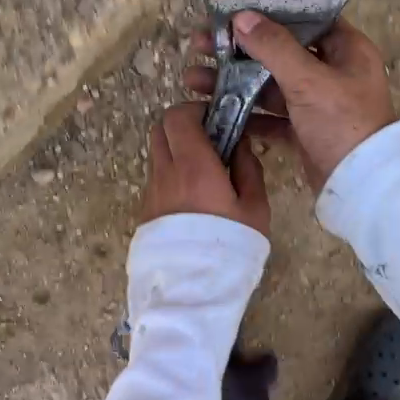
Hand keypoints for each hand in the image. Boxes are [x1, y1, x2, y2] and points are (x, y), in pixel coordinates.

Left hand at [140, 102, 270, 235]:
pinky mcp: (145, 212)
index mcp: (194, 166)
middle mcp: (165, 174)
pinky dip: (170, 177)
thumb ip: (248, 170)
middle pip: (159, 129)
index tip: (215, 120)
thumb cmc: (231, 246)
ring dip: (175, 153)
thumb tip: (240, 146)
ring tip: (202, 174)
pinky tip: (191, 199)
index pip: (178, 116)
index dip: (194, 110)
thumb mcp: (255, 208)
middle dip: (181, 127)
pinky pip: (155, 181)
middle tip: (207, 142)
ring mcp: (151, 193)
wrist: (194, 289)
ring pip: (156, 155)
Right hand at [183, 12, 396, 191]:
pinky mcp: (303, 131)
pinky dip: (245, 113)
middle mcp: (332, 71)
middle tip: (199, 45)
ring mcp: (316, 103)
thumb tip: (241, 17)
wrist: (359, 183)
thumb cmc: (342, 123)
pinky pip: (269, 116)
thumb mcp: (308, 80)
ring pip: (268, 85)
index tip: (230, 12)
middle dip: (238, 50)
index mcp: (346, 48)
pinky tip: (216, 109)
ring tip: (193, 79)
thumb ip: (274, 48)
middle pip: (278, 52)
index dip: (267, 12)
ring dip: (234, 82)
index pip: (303, 18)